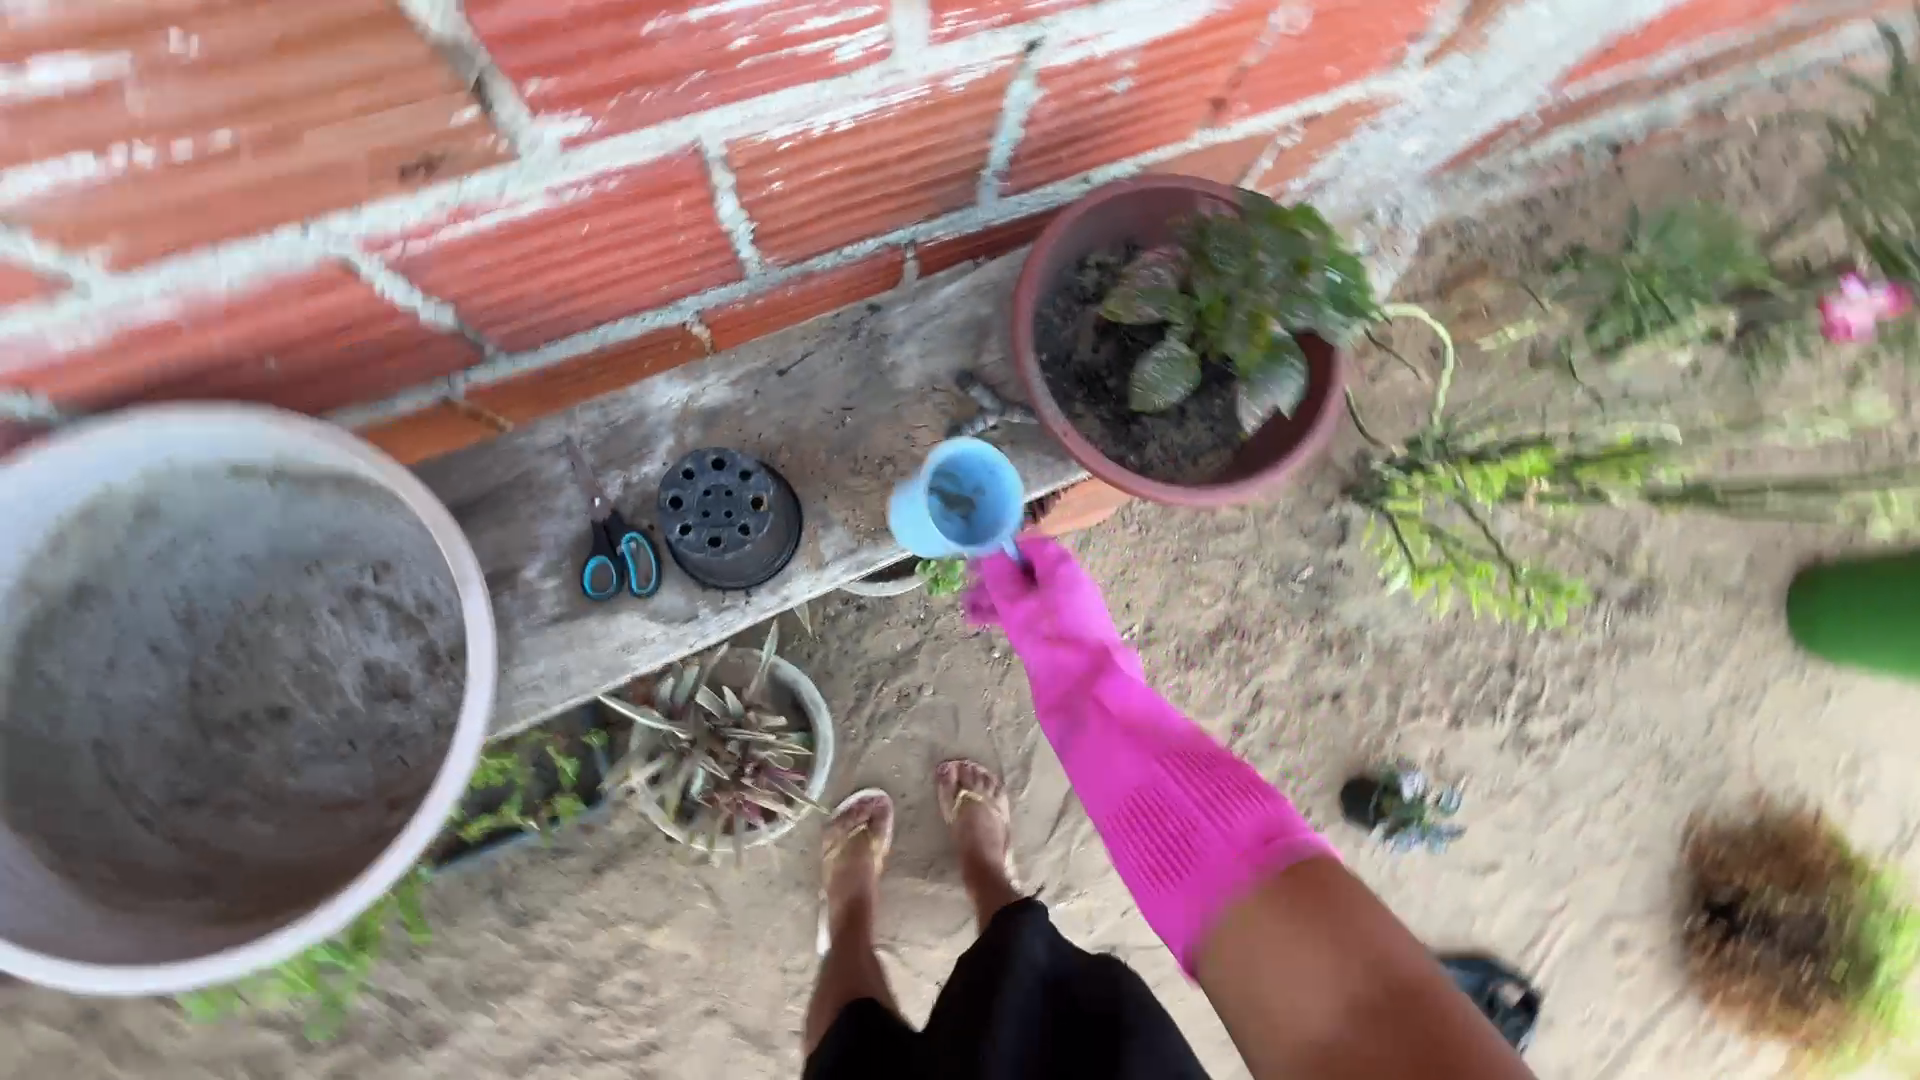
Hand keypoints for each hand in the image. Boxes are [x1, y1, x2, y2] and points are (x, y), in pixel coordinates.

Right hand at [966, 538, 1140, 701]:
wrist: (1087, 689)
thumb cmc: (1051, 638)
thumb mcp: (1018, 604)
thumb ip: (1000, 576)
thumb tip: (990, 551)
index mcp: (1062, 569)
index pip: (1031, 546)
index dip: (1003, 550)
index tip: (976, 561)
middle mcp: (1066, 586)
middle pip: (1027, 572)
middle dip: (994, 580)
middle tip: (966, 591)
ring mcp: (1064, 613)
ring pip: (1026, 597)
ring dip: (996, 601)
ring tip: (967, 613)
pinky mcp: (1059, 637)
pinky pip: (1030, 618)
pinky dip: (1008, 618)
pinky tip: (986, 625)